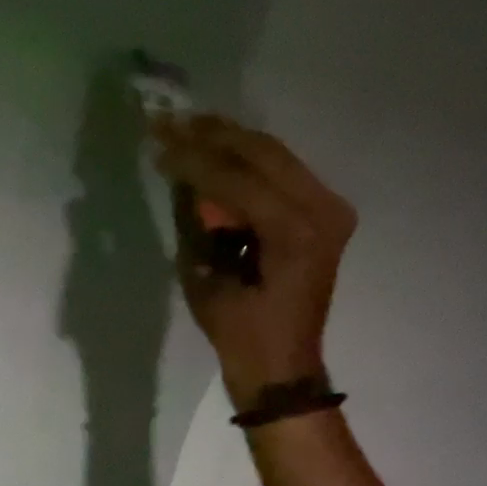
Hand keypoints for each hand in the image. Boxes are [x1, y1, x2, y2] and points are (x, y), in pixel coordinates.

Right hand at [151, 115, 356, 408]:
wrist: (283, 365)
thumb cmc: (241, 334)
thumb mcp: (206, 280)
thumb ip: (198, 225)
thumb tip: (180, 180)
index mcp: (296, 232)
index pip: (238, 179)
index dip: (194, 160)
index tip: (157, 142)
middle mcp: (323, 209)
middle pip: (264, 153)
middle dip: (213, 135)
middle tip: (170, 119)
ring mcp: (329, 209)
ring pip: (274, 156)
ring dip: (228, 141)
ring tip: (186, 127)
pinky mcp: (323, 214)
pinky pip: (280, 172)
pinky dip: (245, 160)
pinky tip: (214, 151)